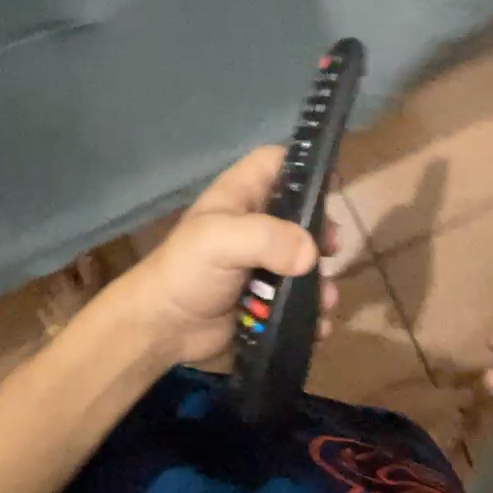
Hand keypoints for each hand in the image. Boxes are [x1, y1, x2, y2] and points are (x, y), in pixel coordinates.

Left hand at [112, 145, 340, 365]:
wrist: (162, 330)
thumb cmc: (186, 271)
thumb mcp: (219, 241)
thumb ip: (267, 239)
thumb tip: (311, 255)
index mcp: (241, 196)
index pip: (277, 162)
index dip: (304, 167)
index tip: (329, 187)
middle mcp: (257, 223)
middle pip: (303, 213)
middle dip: (323, 231)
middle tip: (330, 249)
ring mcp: (264, 263)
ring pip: (307, 260)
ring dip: (322, 280)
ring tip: (324, 301)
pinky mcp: (269, 298)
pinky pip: (302, 298)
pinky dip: (314, 311)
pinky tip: (317, 325)